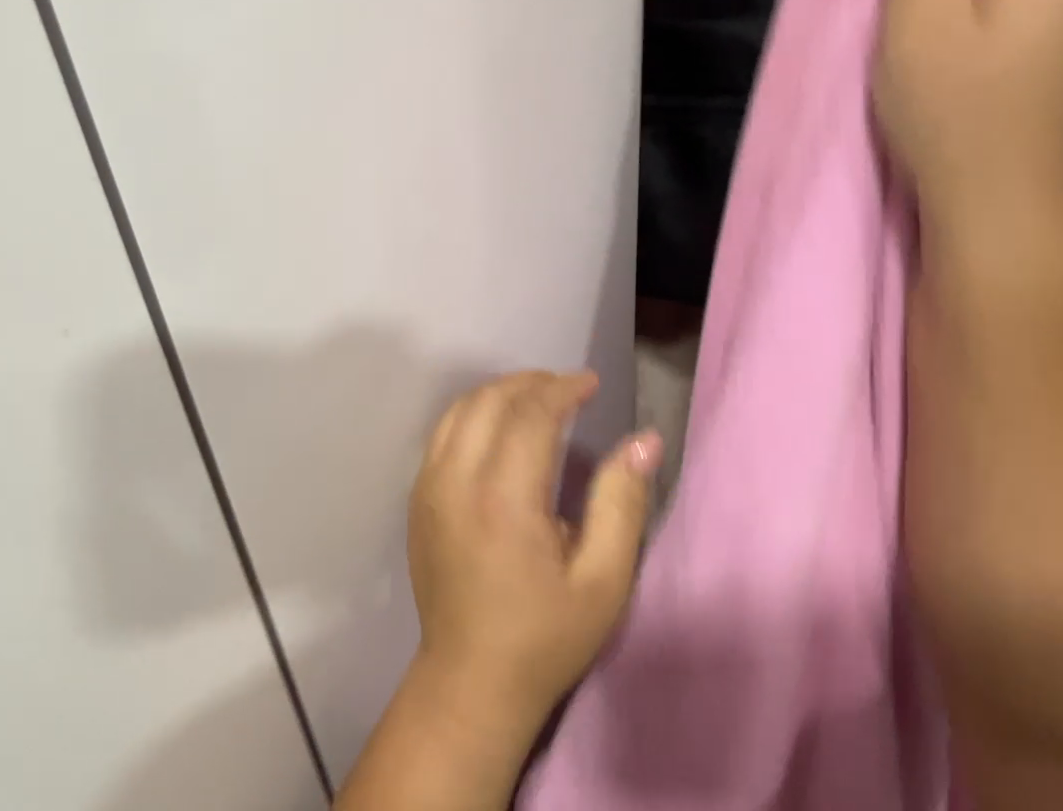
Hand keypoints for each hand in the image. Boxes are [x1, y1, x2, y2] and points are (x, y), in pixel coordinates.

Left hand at [406, 371, 661, 720]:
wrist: (472, 681)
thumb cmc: (546, 635)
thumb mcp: (603, 579)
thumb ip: (622, 502)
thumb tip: (645, 440)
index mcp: (504, 498)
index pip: (529, 413)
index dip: (562, 388)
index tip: (591, 384)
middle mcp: (456, 481)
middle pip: (487, 400)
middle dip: (530, 382)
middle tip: (568, 387)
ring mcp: (428, 490)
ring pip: (457, 412)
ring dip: (498, 394)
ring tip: (537, 399)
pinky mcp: (417, 502)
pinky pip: (441, 436)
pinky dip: (472, 415)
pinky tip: (500, 430)